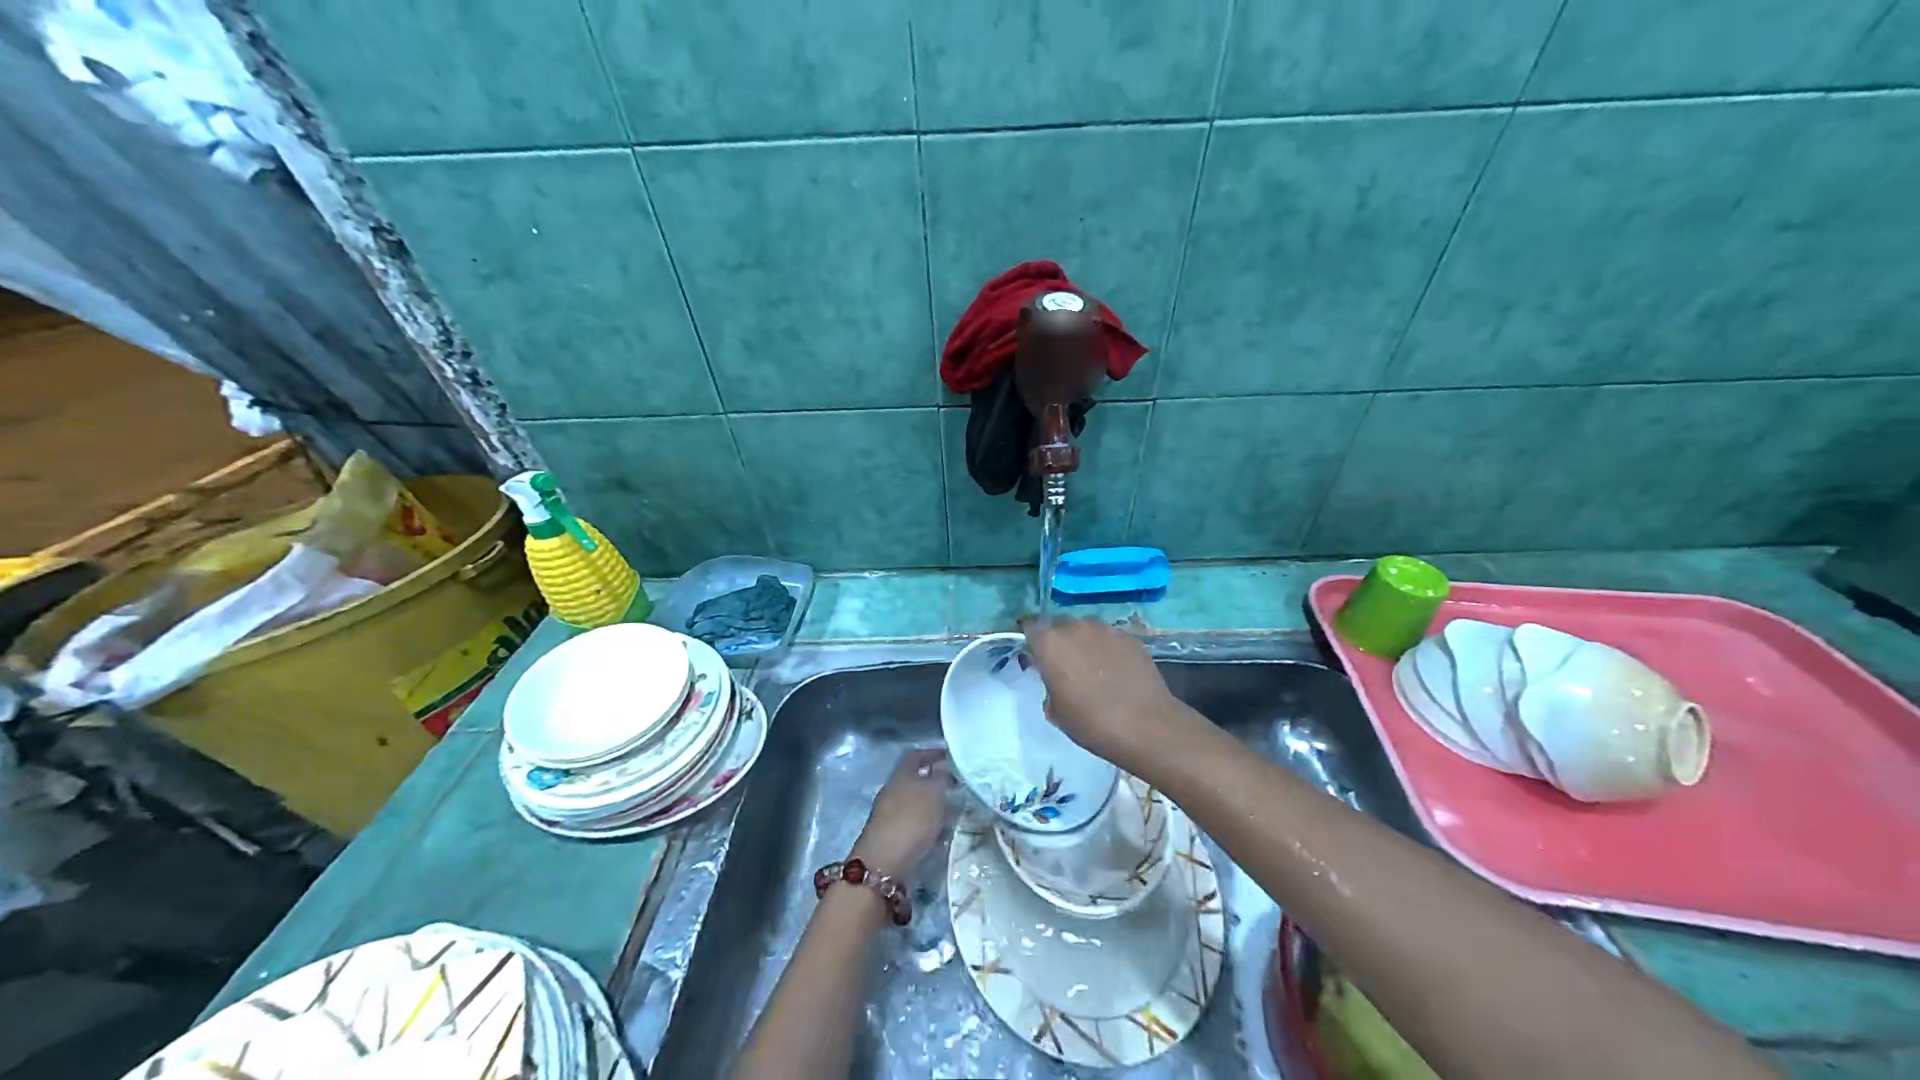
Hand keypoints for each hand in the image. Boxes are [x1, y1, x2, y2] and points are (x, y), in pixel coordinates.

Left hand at [851, 749, 950, 875]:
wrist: (883, 861)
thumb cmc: (911, 819)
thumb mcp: (934, 793)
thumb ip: (941, 777)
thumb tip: (944, 765)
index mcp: (901, 774)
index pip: (917, 755)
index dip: (933, 753)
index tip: (951, 756)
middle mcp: (892, 790)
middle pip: (915, 779)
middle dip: (935, 782)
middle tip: (957, 787)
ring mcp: (888, 813)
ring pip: (915, 802)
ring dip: (932, 806)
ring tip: (953, 813)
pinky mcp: (889, 834)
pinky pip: (913, 822)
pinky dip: (926, 824)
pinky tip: (939, 834)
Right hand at [1019, 616, 1190, 773]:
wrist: (1145, 725)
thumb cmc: (1090, 722)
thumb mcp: (1054, 710)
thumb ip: (1048, 682)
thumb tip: (1056, 675)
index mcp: (1050, 642)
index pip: (1030, 626)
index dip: (1031, 639)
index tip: (1035, 655)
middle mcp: (1076, 626)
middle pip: (1059, 625)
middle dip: (1058, 640)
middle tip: (1064, 665)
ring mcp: (1106, 629)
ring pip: (1086, 629)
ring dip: (1084, 643)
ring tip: (1093, 667)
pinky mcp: (1130, 636)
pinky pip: (1109, 637)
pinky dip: (1107, 648)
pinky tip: (1115, 670)